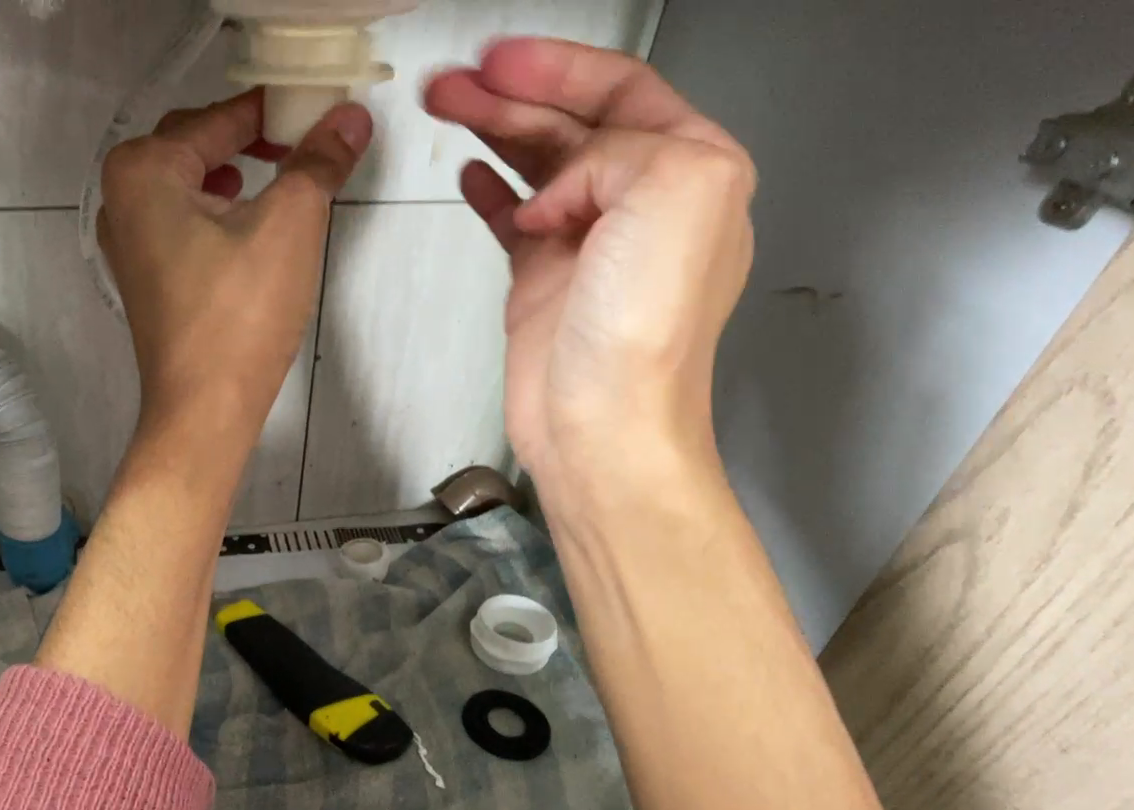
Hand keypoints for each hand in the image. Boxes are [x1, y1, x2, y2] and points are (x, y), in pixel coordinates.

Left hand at [101, 90, 371, 440]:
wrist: (204, 408)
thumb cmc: (240, 314)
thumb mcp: (289, 224)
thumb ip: (318, 160)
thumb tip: (350, 116)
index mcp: (144, 170)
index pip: (222, 117)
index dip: (278, 109)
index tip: (324, 108)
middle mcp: (121, 199)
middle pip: (198, 144)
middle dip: (253, 139)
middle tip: (308, 142)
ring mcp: (128, 244)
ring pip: (189, 185)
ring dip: (236, 174)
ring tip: (283, 178)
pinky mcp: (145, 279)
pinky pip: (183, 223)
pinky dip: (218, 212)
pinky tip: (248, 225)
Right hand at [424, 39, 755, 510]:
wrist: (602, 425)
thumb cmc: (645, 324)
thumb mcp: (677, 192)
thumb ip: (623, 147)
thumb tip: (556, 189)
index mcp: (690, 170)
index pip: (621, 91)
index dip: (557, 69)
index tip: (496, 60)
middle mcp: (640, 202)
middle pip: (569, 126)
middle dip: (510, 96)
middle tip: (450, 84)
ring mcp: (587, 243)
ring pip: (535, 167)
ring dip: (491, 132)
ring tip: (443, 108)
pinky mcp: (543, 282)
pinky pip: (514, 218)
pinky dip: (491, 191)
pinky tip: (467, 171)